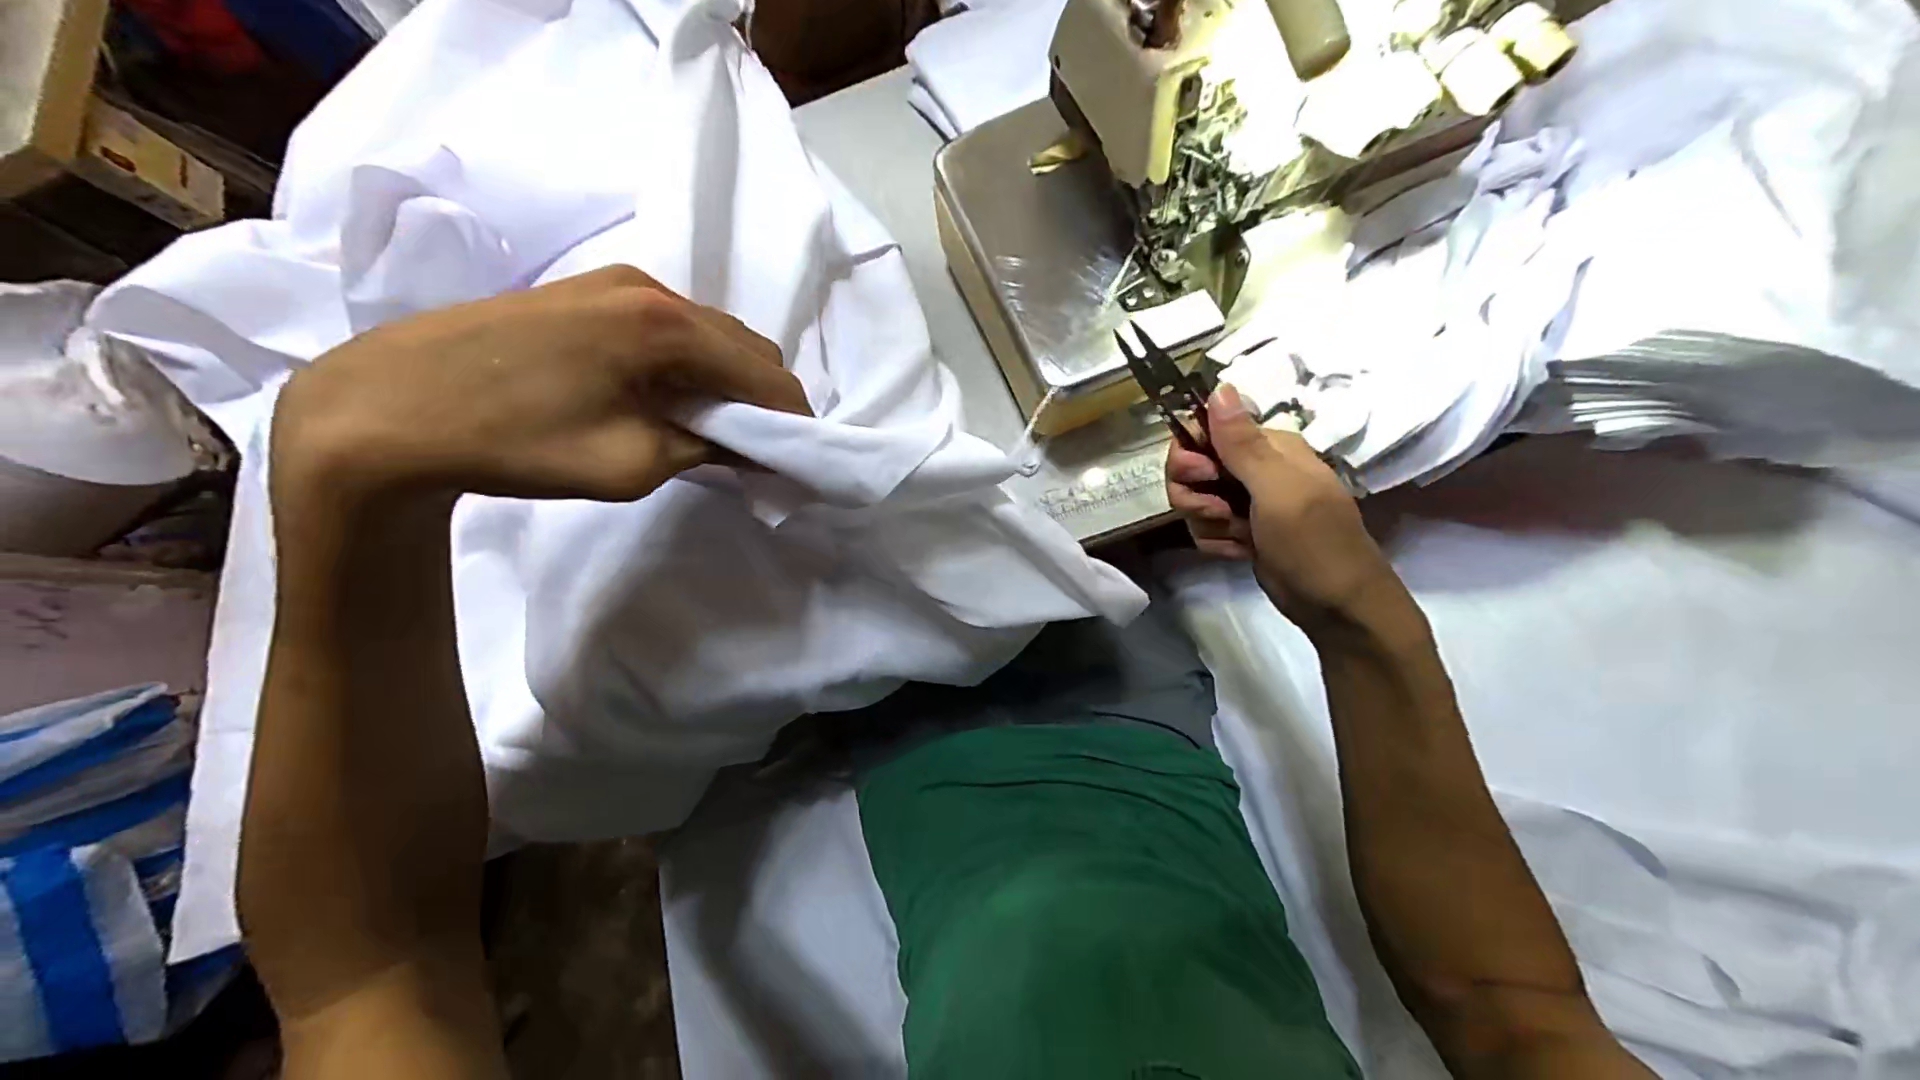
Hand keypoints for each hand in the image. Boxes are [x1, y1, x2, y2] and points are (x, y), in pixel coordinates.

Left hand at [271, 266, 810, 507]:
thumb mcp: (632, 464)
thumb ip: (706, 447)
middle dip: (764, 398)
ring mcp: (616, 281)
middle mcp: (652, 288)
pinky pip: (671, 325)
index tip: (797, 460)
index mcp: (667, 327)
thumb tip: (749, 445)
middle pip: (746, 346)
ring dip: (727, 379)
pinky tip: (665, 395)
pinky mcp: (587, 289)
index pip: (767, 375)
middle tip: (755, 448)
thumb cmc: (517, 444)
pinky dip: (690, 362)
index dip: (793, 421)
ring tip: (710, 425)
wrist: (387, 409)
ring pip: (710, 333)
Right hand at [1166, 384, 1400, 628]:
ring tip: (1237, 536)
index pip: (1205, 430)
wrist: (1338, 607)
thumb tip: (1219, 387)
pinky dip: (1216, 542)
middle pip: (1191, 467)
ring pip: (1193, 500)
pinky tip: (1240, 552)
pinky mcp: (1241, 531)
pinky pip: (1204, 528)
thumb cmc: (1315, 543)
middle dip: (1194, 494)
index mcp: (1269, 447)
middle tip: (1220, 513)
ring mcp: (1246, 502)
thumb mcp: (1279, 490)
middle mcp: (1253, 469)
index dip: (1192, 453)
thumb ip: (1243, 444)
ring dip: (1206, 522)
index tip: (1203, 477)